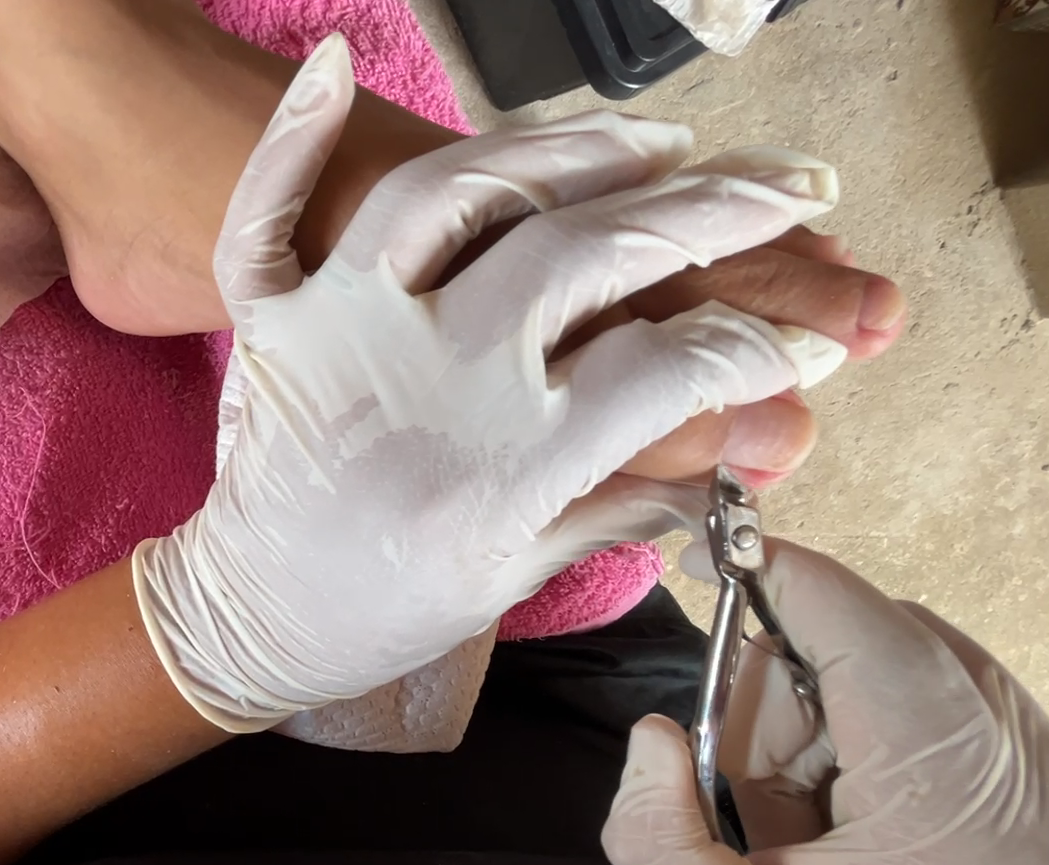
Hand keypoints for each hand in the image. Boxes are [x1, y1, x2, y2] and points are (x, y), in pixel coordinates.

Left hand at [132, 36, 845, 727]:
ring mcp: (330, 341)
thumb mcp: (507, 582)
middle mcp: (418, 385)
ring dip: (562, 149)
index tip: (798, 347)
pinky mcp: (266, 332)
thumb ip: (617, 506)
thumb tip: (746, 452)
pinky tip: (332, 65)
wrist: (250, 616)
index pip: (670, 370)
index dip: (757, 350)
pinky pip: (262, 221)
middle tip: (782, 195)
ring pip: (451, 196)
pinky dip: (286, 144)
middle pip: (588, 254)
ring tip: (654, 143)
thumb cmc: (379, 611)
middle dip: (716, 213)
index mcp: (496, 475)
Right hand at [603, 540, 1048, 864]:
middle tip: (769, 786)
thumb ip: (653, 835)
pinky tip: (880, 805)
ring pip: (906, 658)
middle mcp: (1047, 769)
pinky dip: (879, 724)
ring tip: (828, 812)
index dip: (783, 576)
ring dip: (827, 711)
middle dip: (784, 689)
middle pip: (873, 639)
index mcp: (963, 811)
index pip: (869, 635)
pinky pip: (947, 688)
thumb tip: (656, 733)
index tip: (709, 553)